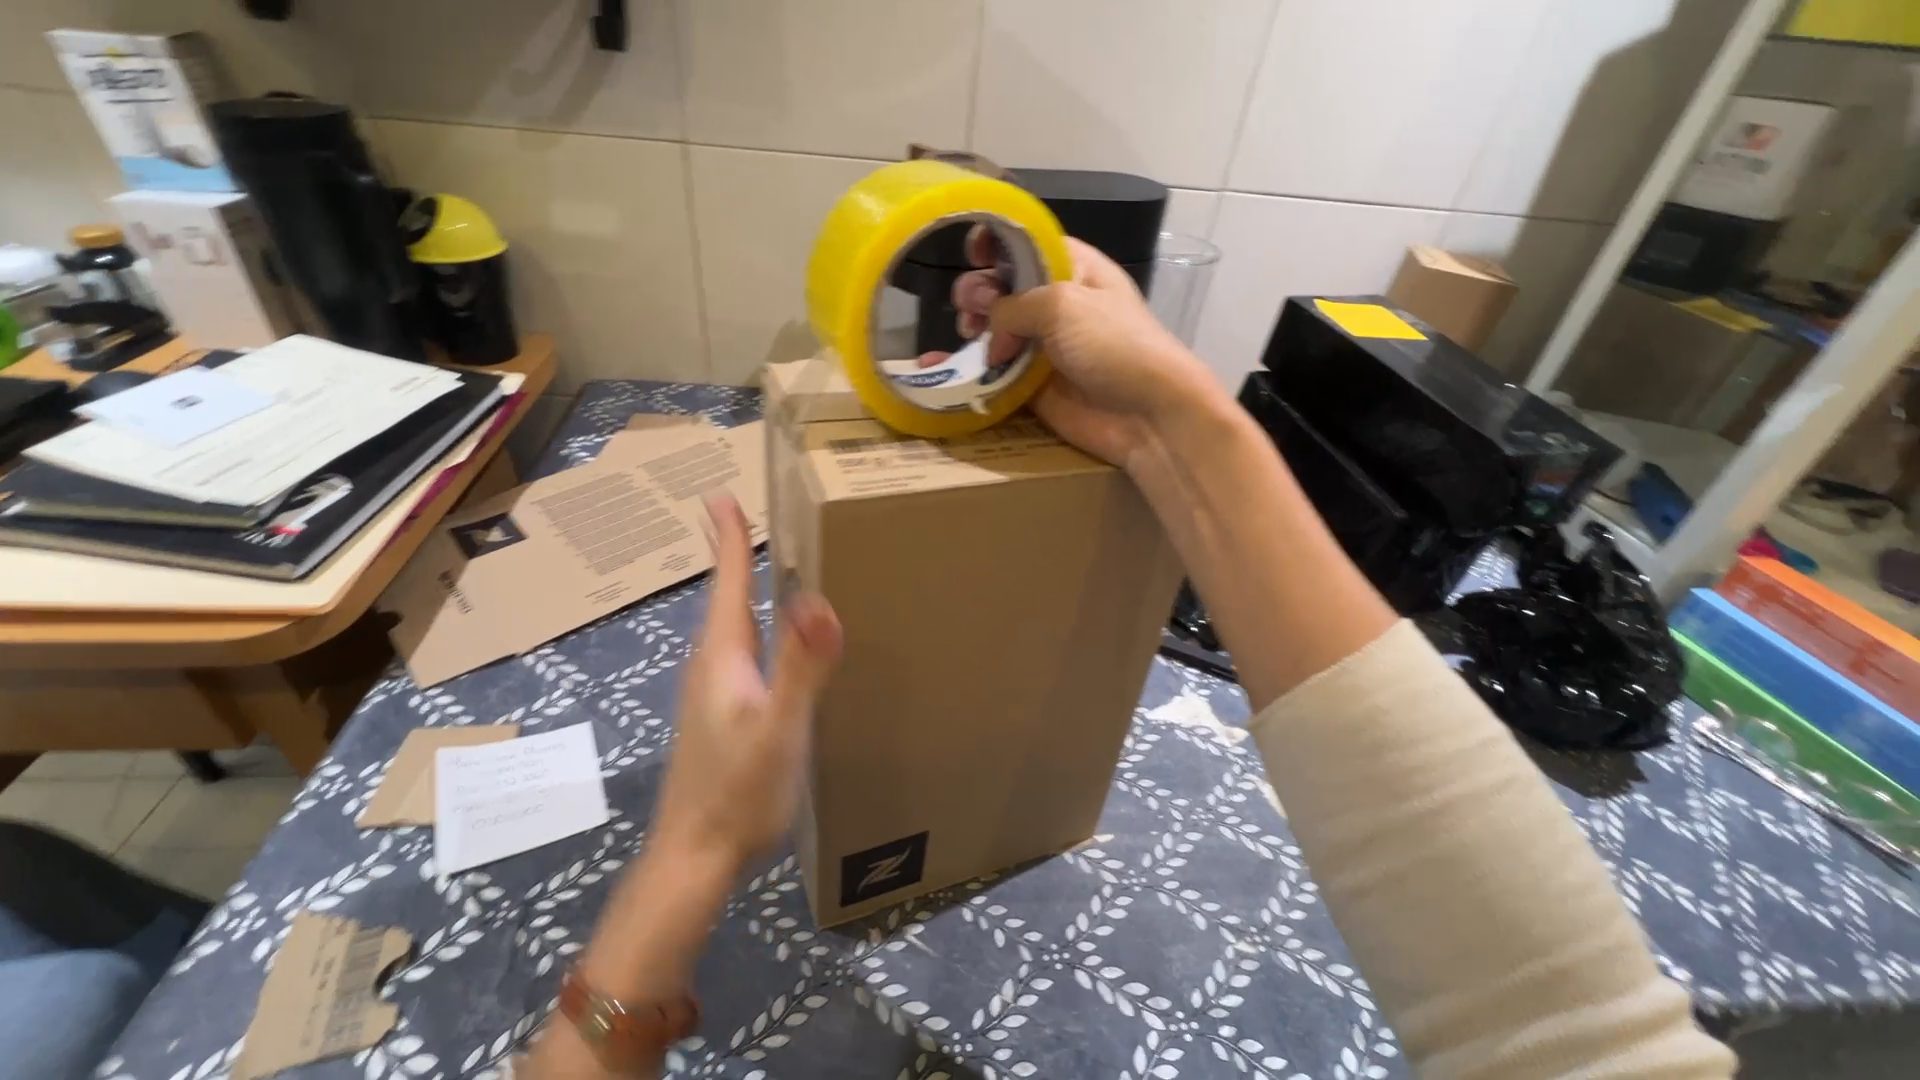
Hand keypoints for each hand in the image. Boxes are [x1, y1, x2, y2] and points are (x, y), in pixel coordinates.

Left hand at [652, 495, 842, 864]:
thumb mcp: (779, 727)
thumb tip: (819, 600)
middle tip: (744, 518)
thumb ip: (800, 668)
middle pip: (726, 600)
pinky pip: (739, 654)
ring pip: (731, 628)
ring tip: (763, 569)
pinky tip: (771, 645)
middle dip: (735, 557)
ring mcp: (710, 694)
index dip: (729, 540)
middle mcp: (711, 666)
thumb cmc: (738, 790)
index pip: (730, 584)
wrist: (695, 856)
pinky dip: (752, 628)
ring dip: (742, 592)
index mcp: (723, 657)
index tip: (720, 496)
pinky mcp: (719, 716)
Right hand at [930, 232, 1224, 470]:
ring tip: (969, 336)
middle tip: (972, 309)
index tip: (974, 253)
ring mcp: (1046, 347)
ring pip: (997, 329)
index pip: (1029, 244)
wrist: (1147, 414)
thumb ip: (1014, 304)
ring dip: (975, 328)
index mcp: (1075, 269)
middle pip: (1005, 286)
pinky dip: (974, 369)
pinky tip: (950, 365)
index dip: (998, 242)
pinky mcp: (1035, 386)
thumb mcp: (1063, 304)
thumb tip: (990, 324)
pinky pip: (997, 372)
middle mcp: (1058, 304)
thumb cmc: (1114, 345)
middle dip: (980, 289)